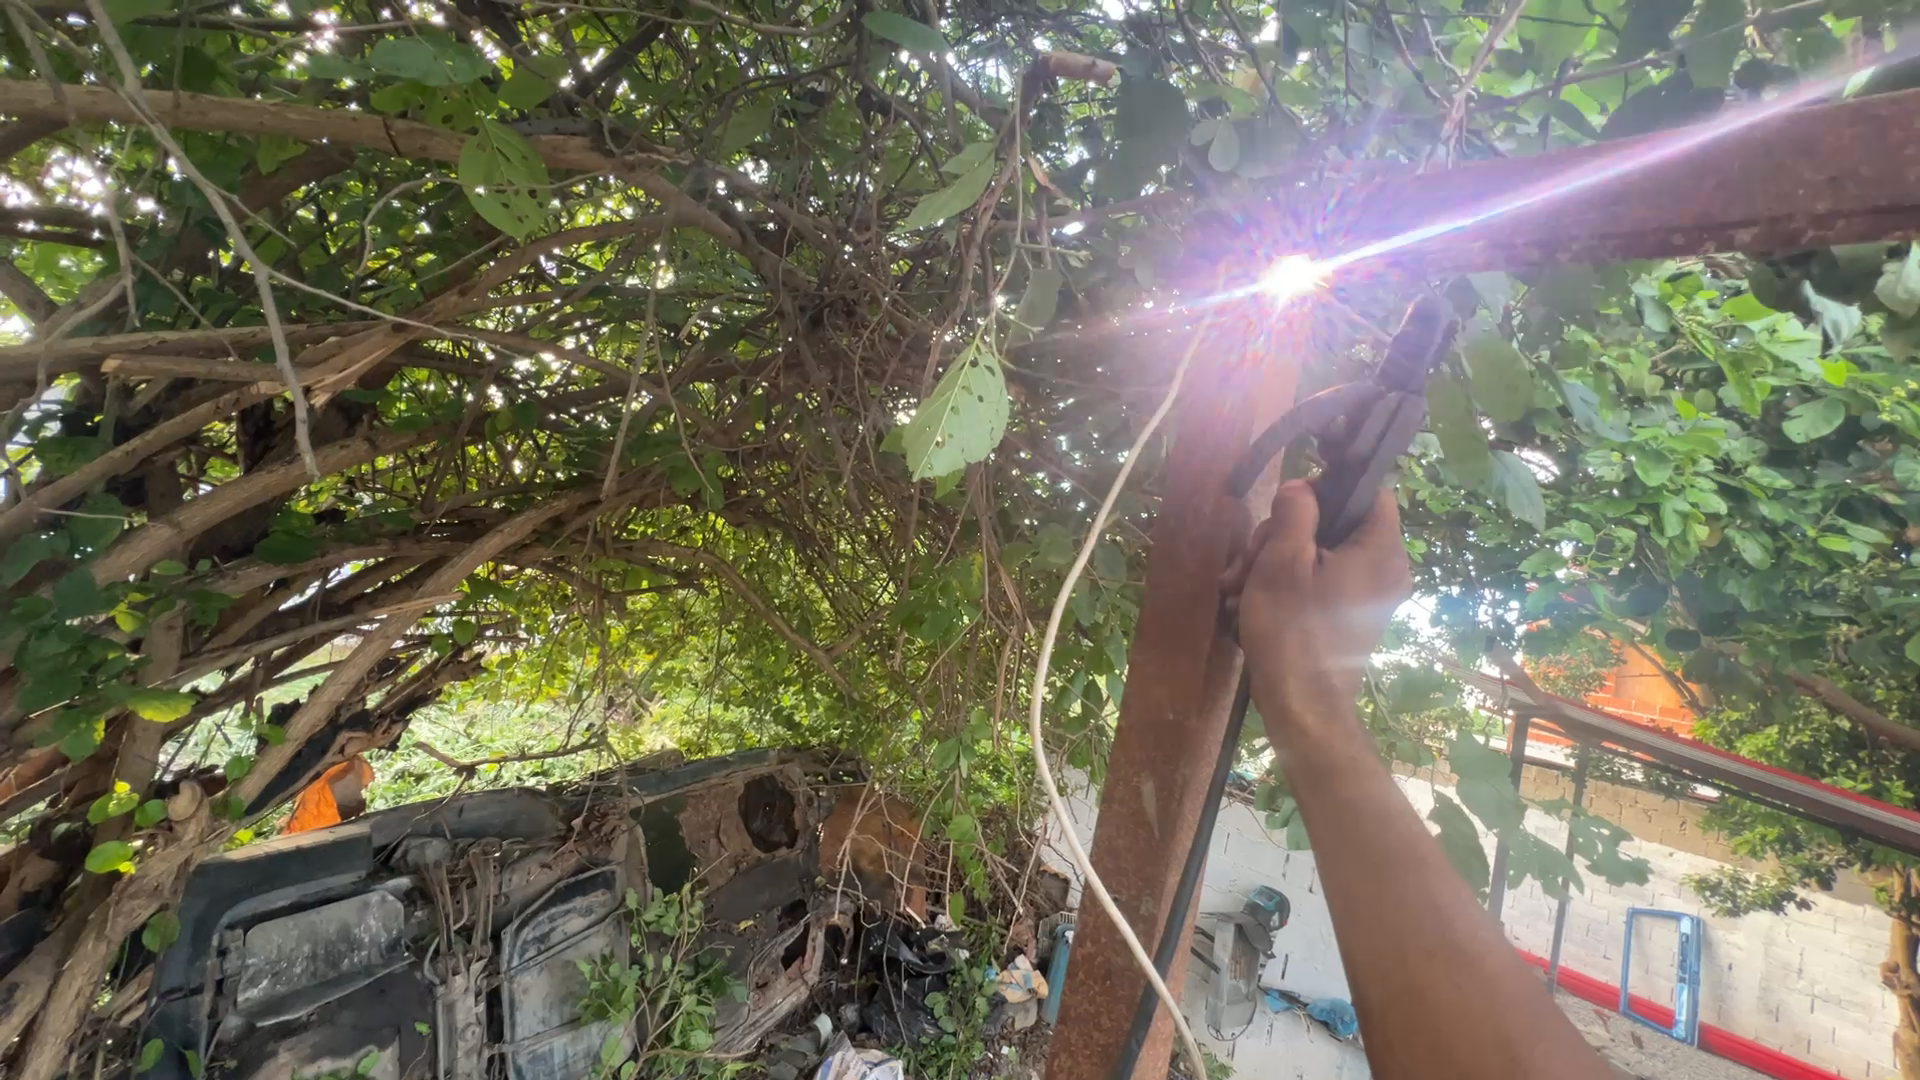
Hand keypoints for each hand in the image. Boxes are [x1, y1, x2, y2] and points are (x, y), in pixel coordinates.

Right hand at [1222, 480, 1411, 732]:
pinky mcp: (1349, 617)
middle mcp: (1386, 570)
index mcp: (1381, 551)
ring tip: (1235, 591)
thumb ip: (1294, 514)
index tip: (1285, 506)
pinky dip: (1283, 588)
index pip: (1369, 491)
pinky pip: (1318, 583)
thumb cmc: (1291, 630)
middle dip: (1279, 538)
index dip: (1326, 488)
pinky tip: (1246, 605)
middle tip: (1243, 563)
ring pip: (1317, 555)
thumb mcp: (1281, 562)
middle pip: (1332, 525)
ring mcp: (1369, 596)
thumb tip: (1300, 486)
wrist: (1301, 707)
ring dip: (1270, 565)